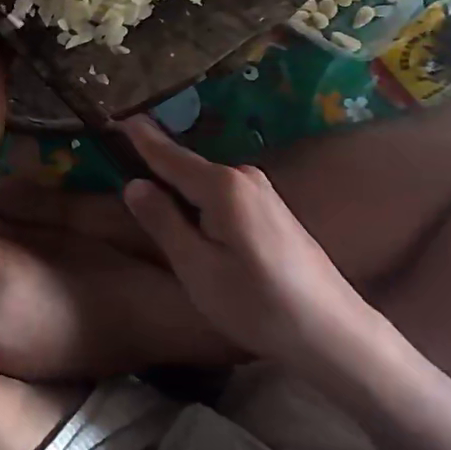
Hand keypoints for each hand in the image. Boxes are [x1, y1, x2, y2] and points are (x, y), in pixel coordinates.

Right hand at [118, 116, 379, 370]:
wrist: (334, 333)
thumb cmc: (258, 303)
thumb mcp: (197, 268)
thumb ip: (162, 221)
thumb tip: (133, 183)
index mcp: (221, 185)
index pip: (168, 154)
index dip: (140, 137)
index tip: (117, 116)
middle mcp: (243, 176)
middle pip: (186, 168)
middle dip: (156, 169)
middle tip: (123, 173)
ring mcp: (261, 191)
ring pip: (204, 183)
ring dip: (179, 190)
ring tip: (151, 202)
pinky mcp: (272, 209)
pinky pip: (222, 195)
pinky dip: (200, 201)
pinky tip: (194, 224)